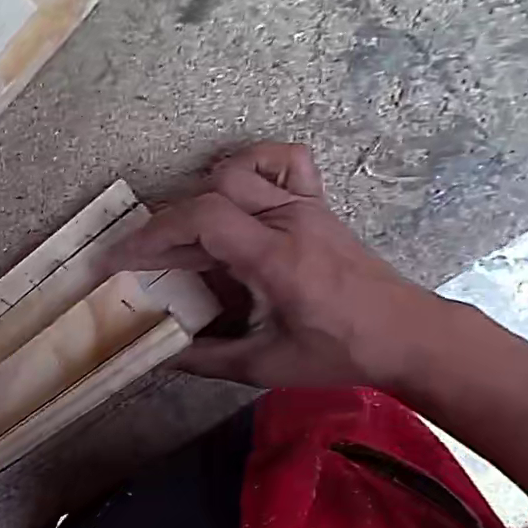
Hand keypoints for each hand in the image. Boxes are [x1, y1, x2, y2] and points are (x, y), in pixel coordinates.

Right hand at [108, 143, 453, 388]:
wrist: (407, 334)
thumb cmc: (342, 352)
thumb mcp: (267, 365)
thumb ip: (208, 360)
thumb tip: (163, 355)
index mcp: (277, 258)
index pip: (203, 220)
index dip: (152, 236)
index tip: (121, 260)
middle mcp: (289, 220)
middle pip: (211, 193)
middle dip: (164, 224)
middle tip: (141, 259)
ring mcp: (306, 206)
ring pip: (240, 172)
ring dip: (198, 197)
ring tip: (182, 236)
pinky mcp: (317, 205)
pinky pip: (284, 162)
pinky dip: (251, 165)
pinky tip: (234, 193)